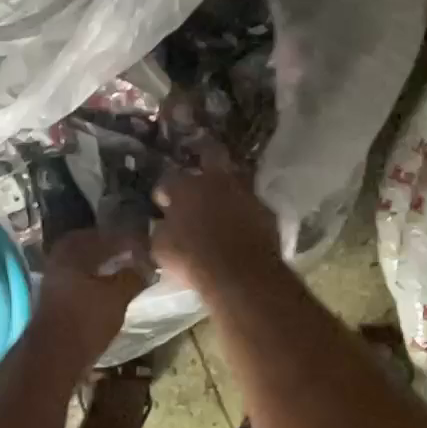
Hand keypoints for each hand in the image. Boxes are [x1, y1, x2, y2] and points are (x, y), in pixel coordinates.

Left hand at [34, 229, 148, 365]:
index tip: (148, 245)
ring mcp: (55, 278)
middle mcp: (59, 258)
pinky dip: (98, 279)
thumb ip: (133, 277)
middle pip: (93, 246)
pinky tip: (112, 288)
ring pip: (86, 263)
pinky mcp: (56, 297)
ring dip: (106, 265)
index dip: (129, 240)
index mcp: (72, 249)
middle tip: (137, 254)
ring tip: (129, 271)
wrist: (53, 356)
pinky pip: (81, 278)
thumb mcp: (116, 296)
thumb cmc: (85, 320)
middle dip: (115, 249)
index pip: (106, 235)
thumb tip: (146, 267)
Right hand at [150, 148, 281, 290]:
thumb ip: (161, 230)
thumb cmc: (193, 260)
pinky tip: (240, 222)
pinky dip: (244, 209)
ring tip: (220, 199)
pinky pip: (251, 203)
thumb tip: (164, 224)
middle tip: (197, 164)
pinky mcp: (265, 210)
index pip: (167, 181)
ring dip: (226, 185)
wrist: (242, 275)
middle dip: (202, 153)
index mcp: (185, 188)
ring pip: (235, 176)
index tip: (162, 205)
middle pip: (210, 153)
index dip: (163, 193)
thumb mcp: (162, 249)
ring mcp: (244, 192)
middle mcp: (215, 181)